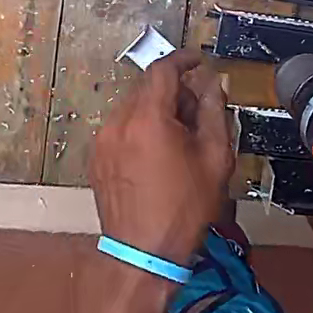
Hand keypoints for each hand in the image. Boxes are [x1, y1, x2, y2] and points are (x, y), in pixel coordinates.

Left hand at [88, 49, 234, 264]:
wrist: (145, 253)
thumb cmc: (184, 208)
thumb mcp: (214, 158)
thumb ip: (214, 112)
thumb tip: (214, 83)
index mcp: (148, 118)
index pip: (163, 69)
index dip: (183, 59)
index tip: (198, 62)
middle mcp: (118, 122)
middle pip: (147, 87)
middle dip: (174, 92)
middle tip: (197, 114)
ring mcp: (103, 141)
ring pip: (133, 108)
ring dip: (156, 111)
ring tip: (178, 141)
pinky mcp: (97, 158)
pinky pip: (121, 129)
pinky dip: (139, 129)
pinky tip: (157, 156)